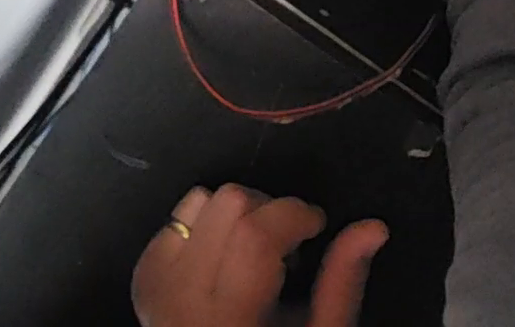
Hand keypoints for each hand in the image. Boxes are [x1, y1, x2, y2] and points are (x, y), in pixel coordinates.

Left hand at [131, 184, 388, 326]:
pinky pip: (176, 216)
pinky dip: (205, 223)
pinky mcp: (142, 273)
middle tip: (288, 243)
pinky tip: (222, 258)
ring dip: (235, 212)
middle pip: (227, 204)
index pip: (254, 233)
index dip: (292, 213)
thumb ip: (342, 284)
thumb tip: (373, 226)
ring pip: (200, 200)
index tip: (316, 223)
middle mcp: (182, 295)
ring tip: (255, 250)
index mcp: (229, 317)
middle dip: (268, 209)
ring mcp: (156, 281)